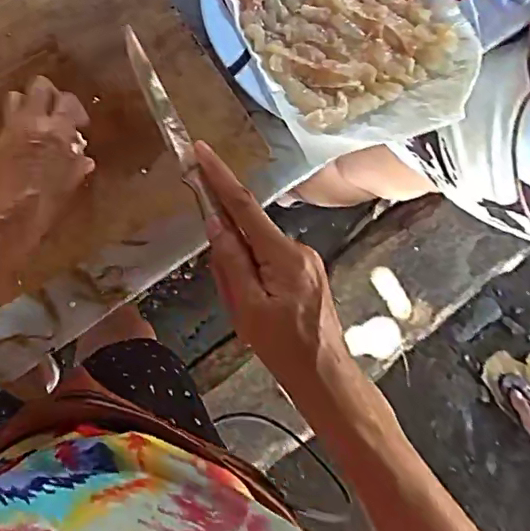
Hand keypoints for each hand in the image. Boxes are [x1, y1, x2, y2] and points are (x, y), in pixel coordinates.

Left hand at [0, 76, 93, 312]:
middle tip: (53, 113)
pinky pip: (7, 116)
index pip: (68, 101)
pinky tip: (20, 137)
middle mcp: (35, 122)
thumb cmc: (44, 207)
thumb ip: (75, 166)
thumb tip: (83, 159)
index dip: (73, 109)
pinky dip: (15, 119)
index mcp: (60, 131)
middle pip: (41, 86)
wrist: (5, 219)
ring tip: (34, 121)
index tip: (76, 123)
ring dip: (28, 103)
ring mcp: (13, 127)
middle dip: (48, 95)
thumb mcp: (67, 186)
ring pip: (19, 95)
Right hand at [194, 142, 357, 404]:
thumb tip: (215, 222)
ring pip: (258, 248)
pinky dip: (254, 274)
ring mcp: (306, 259)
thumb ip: (230, 261)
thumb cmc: (285, 350)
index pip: (243, 205)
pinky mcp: (307, 271)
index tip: (201, 150)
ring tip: (248, 312)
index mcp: (283, 255)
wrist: (328, 380)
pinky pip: (269, 260)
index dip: (219, 176)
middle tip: (234, 296)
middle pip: (249, 231)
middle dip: (228, 250)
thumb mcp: (247, 309)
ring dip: (242, 269)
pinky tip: (259, 307)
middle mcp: (298, 249)